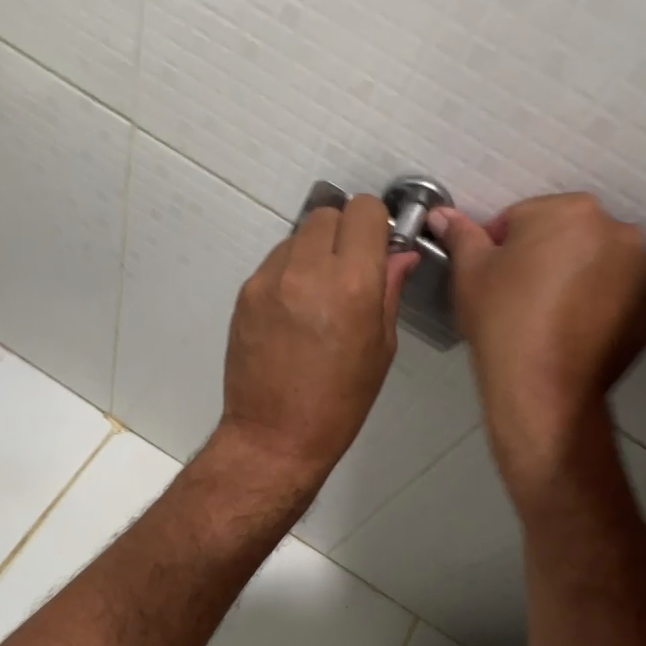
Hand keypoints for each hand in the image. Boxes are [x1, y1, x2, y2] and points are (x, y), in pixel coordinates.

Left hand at [214, 195, 419, 483]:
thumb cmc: (340, 401)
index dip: (375, 224)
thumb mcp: (381, 347)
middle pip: (329, 214)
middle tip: (350, 270)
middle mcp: (309, 270)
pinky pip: (275, 261)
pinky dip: (290, 271)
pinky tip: (295, 309)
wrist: (275, 435)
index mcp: (353, 284)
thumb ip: (388, 291)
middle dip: (345, 233)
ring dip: (315, 250)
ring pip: (299, 235)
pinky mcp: (246, 292)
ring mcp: (270, 279)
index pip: (364, 211)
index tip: (377, 247)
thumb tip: (400, 254)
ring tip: (319, 293)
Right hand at [431, 194, 645, 507]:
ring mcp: (641, 273)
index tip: (491, 279)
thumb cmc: (502, 321)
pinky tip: (569, 333)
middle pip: (566, 236)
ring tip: (544, 318)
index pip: (524, 217)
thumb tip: (442, 215)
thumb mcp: (471, 273)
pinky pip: (616, 297)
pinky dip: (597, 307)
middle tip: (516, 298)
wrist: (544, 390)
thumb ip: (461, 235)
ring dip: (573, 279)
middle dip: (542, 258)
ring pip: (595, 265)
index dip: (500, 247)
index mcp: (572, 211)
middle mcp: (618, 232)